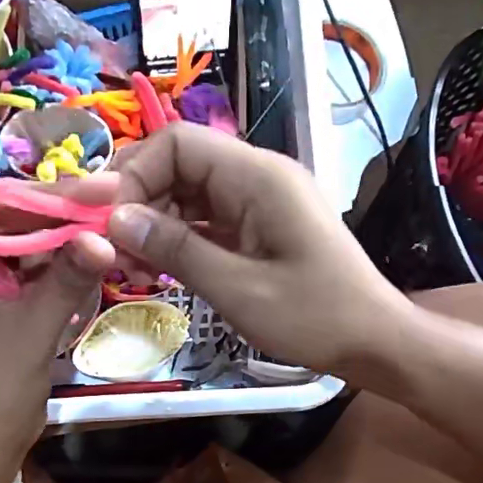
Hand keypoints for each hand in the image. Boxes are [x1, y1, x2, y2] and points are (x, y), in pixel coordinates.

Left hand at [0, 202, 112, 482]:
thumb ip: (66, 280)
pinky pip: (34, 272)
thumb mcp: (31, 332)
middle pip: (12, 226)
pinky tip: (98, 251)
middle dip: (63, 217)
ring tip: (114, 220)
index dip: (49, 198)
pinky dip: (64, 267)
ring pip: (28, 247)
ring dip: (68, 239)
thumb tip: (104, 236)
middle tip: (115, 199)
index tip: (100, 186)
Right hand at [97, 124, 413, 375]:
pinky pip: (209, 218)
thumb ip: (175, 249)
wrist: (374, 340)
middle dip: (140, 201)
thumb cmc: (314, 317)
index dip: (134, 175)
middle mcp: (258, 176)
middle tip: (115, 252)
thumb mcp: (237, 288)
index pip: (176, 143)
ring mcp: (262, 200)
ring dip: (157, 223)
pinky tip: (163, 269)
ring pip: (191, 193)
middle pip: (180, 164)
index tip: (108, 223)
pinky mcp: (262, 226)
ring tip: (134, 267)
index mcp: (257, 176)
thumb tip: (116, 218)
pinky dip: (182, 238)